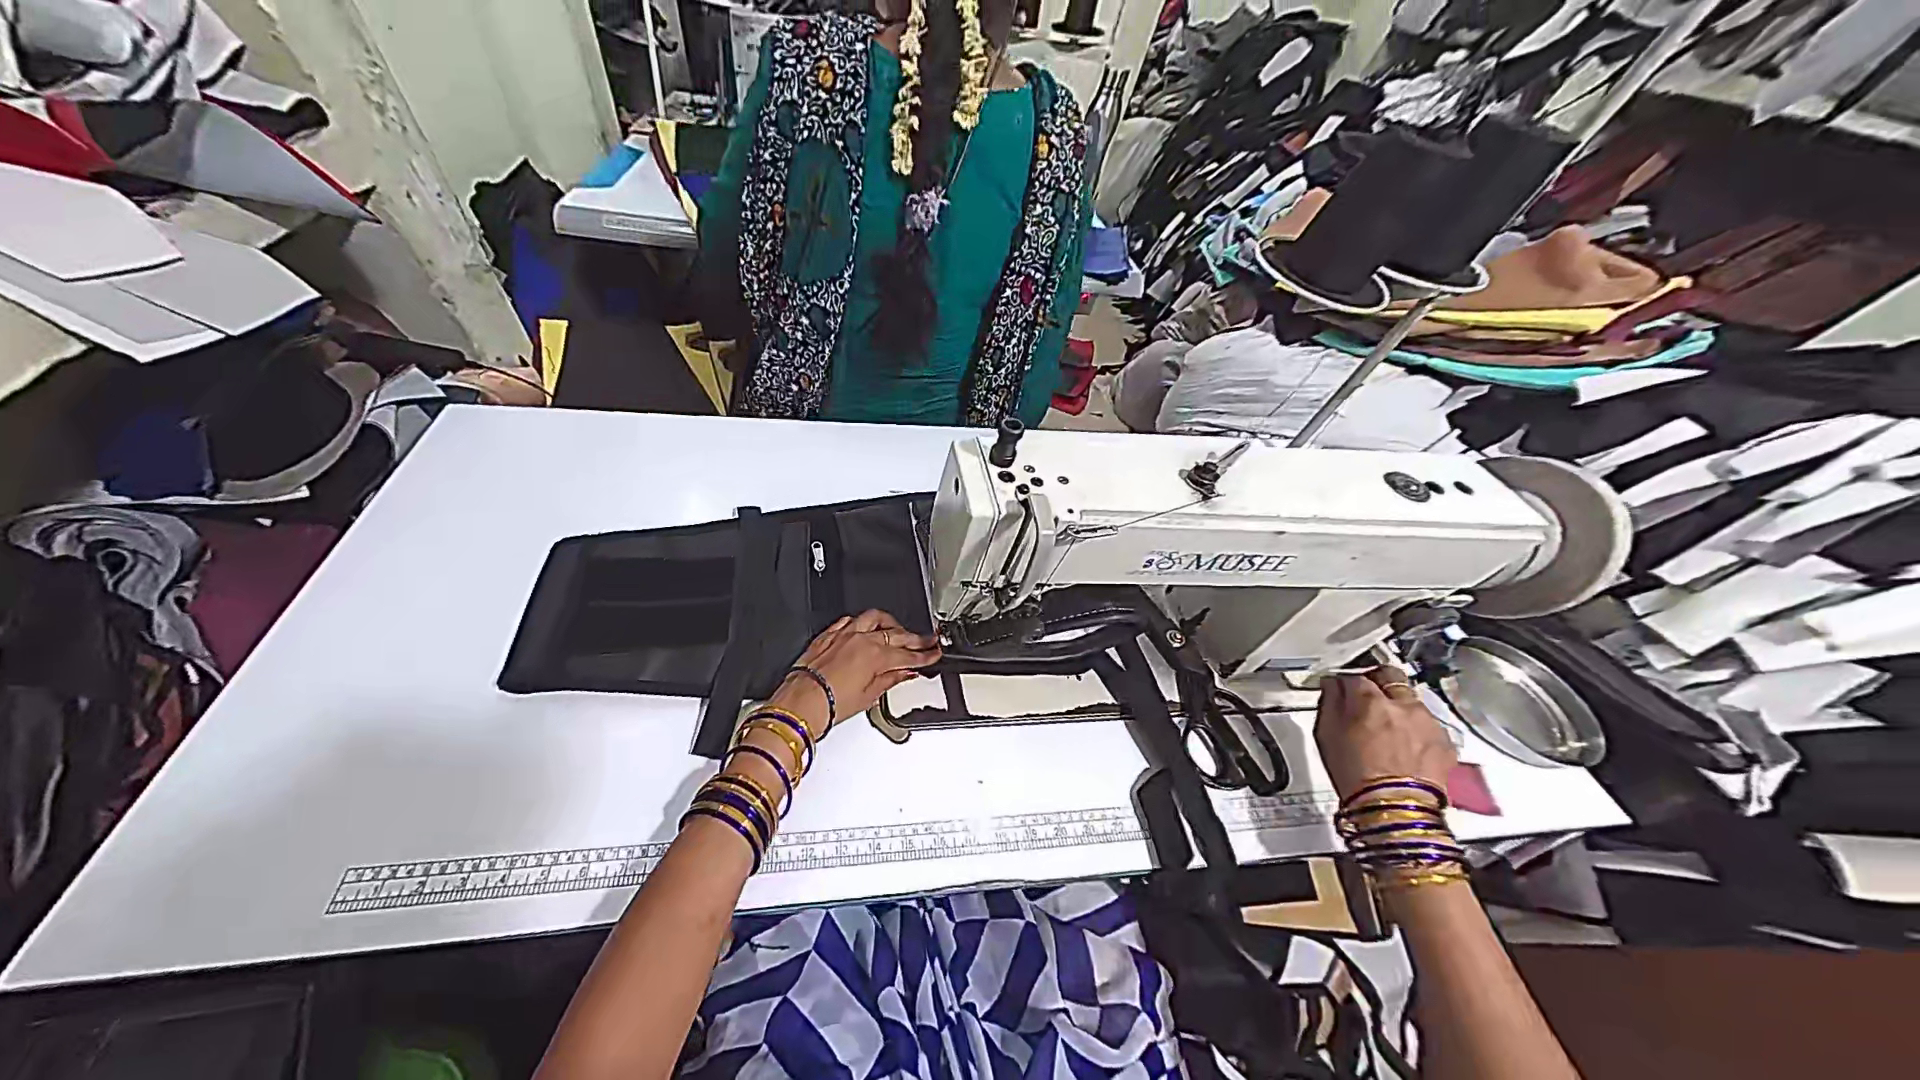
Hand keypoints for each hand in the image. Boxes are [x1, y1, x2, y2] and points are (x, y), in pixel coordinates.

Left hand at [767, 610, 940, 735]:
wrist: (800, 702)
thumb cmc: (829, 703)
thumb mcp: (869, 697)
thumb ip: (890, 680)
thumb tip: (903, 673)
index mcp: (876, 656)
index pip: (909, 654)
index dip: (925, 655)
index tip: (934, 654)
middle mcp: (862, 640)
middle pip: (897, 635)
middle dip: (916, 638)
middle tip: (927, 640)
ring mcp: (844, 635)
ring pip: (875, 618)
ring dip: (890, 623)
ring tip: (898, 629)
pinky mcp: (828, 635)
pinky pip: (849, 620)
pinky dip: (861, 622)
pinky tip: (865, 625)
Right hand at [1313, 666, 1455, 802]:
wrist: (1394, 809)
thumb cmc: (1358, 777)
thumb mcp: (1326, 735)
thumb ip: (1330, 702)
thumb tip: (1332, 688)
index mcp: (1369, 701)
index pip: (1354, 676)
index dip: (1345, 681)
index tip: (1342, 688)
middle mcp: (1403, 705)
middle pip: (1390, 676)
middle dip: (1378, 680)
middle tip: (1368, 694)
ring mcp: (1427, 722)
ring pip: (1412, 700)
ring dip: (1399, 706)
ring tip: (1387, 727)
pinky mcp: (1445, 742)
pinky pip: (1429, 724)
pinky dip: (1417, 728)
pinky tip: (1405, 744)